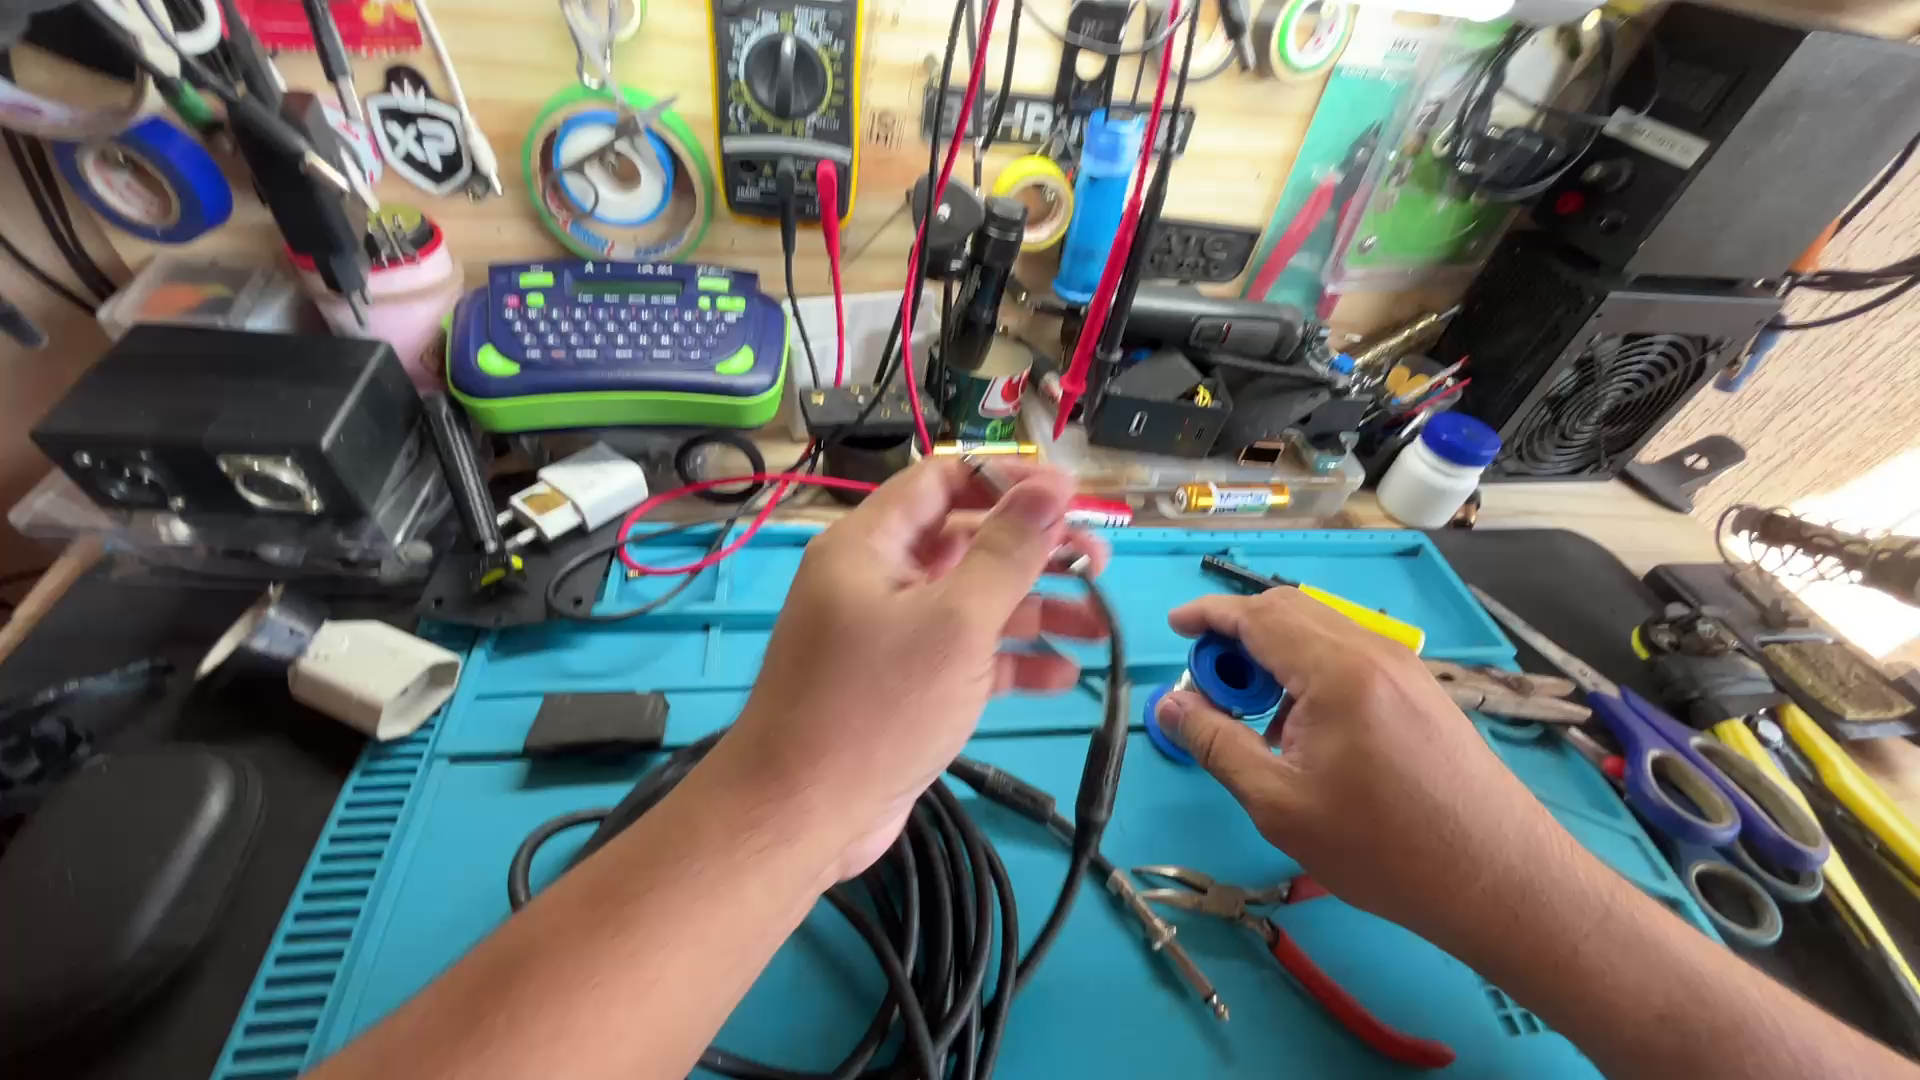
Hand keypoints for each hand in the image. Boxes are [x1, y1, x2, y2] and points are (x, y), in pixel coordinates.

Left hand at [718, 458, 1109, 879]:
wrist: (802, 818)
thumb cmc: (877, 707)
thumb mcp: (954, 622)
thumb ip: (1007, 551)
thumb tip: (1052, 485)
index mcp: (873, 545)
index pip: (944, 481)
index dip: (1008, 481)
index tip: (1071, 497)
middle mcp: (880, 580)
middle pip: (968, 543)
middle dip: (1034, 550)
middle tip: (1097, 564)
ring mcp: (893, 635)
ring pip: (973, 603)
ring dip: (1035, 610)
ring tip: (1099, 625)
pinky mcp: (907, 684)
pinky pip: (966, 656)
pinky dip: (1010, 661)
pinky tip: (1062, 676)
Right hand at [1152, 588, 1563, 937]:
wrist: (1503, 884)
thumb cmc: (1382, 847)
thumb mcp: (1278, 802)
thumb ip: (1213, 742)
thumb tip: (1168, 704)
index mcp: (1336, 670)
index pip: (1256, 615)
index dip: (1208, 615)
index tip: (1174, 627)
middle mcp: (1372, 650)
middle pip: (1287, 610)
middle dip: (1236, 632)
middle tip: (1208, 682)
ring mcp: (1403, 666)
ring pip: (1317, 628)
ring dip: (1271, 650)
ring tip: (1251, 710)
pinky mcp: (1419, 688)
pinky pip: (1345, 653)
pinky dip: (1305, 666)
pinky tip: (1301, 723)